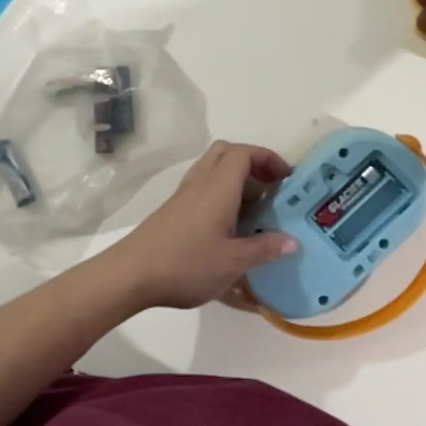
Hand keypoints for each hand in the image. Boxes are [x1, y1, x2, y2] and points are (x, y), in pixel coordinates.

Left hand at [104, 141, 298, 310]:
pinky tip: (230, 226)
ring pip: (213, 170)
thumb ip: (264, 249)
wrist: (132, 273)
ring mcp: (184, 195)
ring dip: (237, 180)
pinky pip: (203, 188)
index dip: (268, 158)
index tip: (288, 179)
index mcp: (218, 186)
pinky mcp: (174, 210)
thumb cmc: (187, 263)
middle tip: (271, 191)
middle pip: (226, 153)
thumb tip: (292, 241)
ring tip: (256, 211)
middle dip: (253, 164)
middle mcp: (200, 182)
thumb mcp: (234, 261)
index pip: (244, 152)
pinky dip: (222, 195)